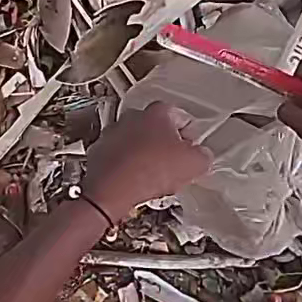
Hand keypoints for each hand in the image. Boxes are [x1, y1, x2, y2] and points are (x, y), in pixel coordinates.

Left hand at [83, 103, 211, 220]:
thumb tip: (203, 156)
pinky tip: (135, 181)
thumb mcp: (193, 164)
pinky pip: (119, 156)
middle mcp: (133, 117)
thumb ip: (203, 156)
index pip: (181, 116)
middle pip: (156, 128)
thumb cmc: (150, 170)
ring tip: (154, 176)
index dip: (191, 135)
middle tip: (174, 164)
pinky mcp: (99, 151)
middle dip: (166, 144)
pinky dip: (127, 166)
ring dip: (145, 154)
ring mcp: (113, 132)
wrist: (112, 188)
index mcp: (158, 112)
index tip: (193, 149)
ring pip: (136, 141)